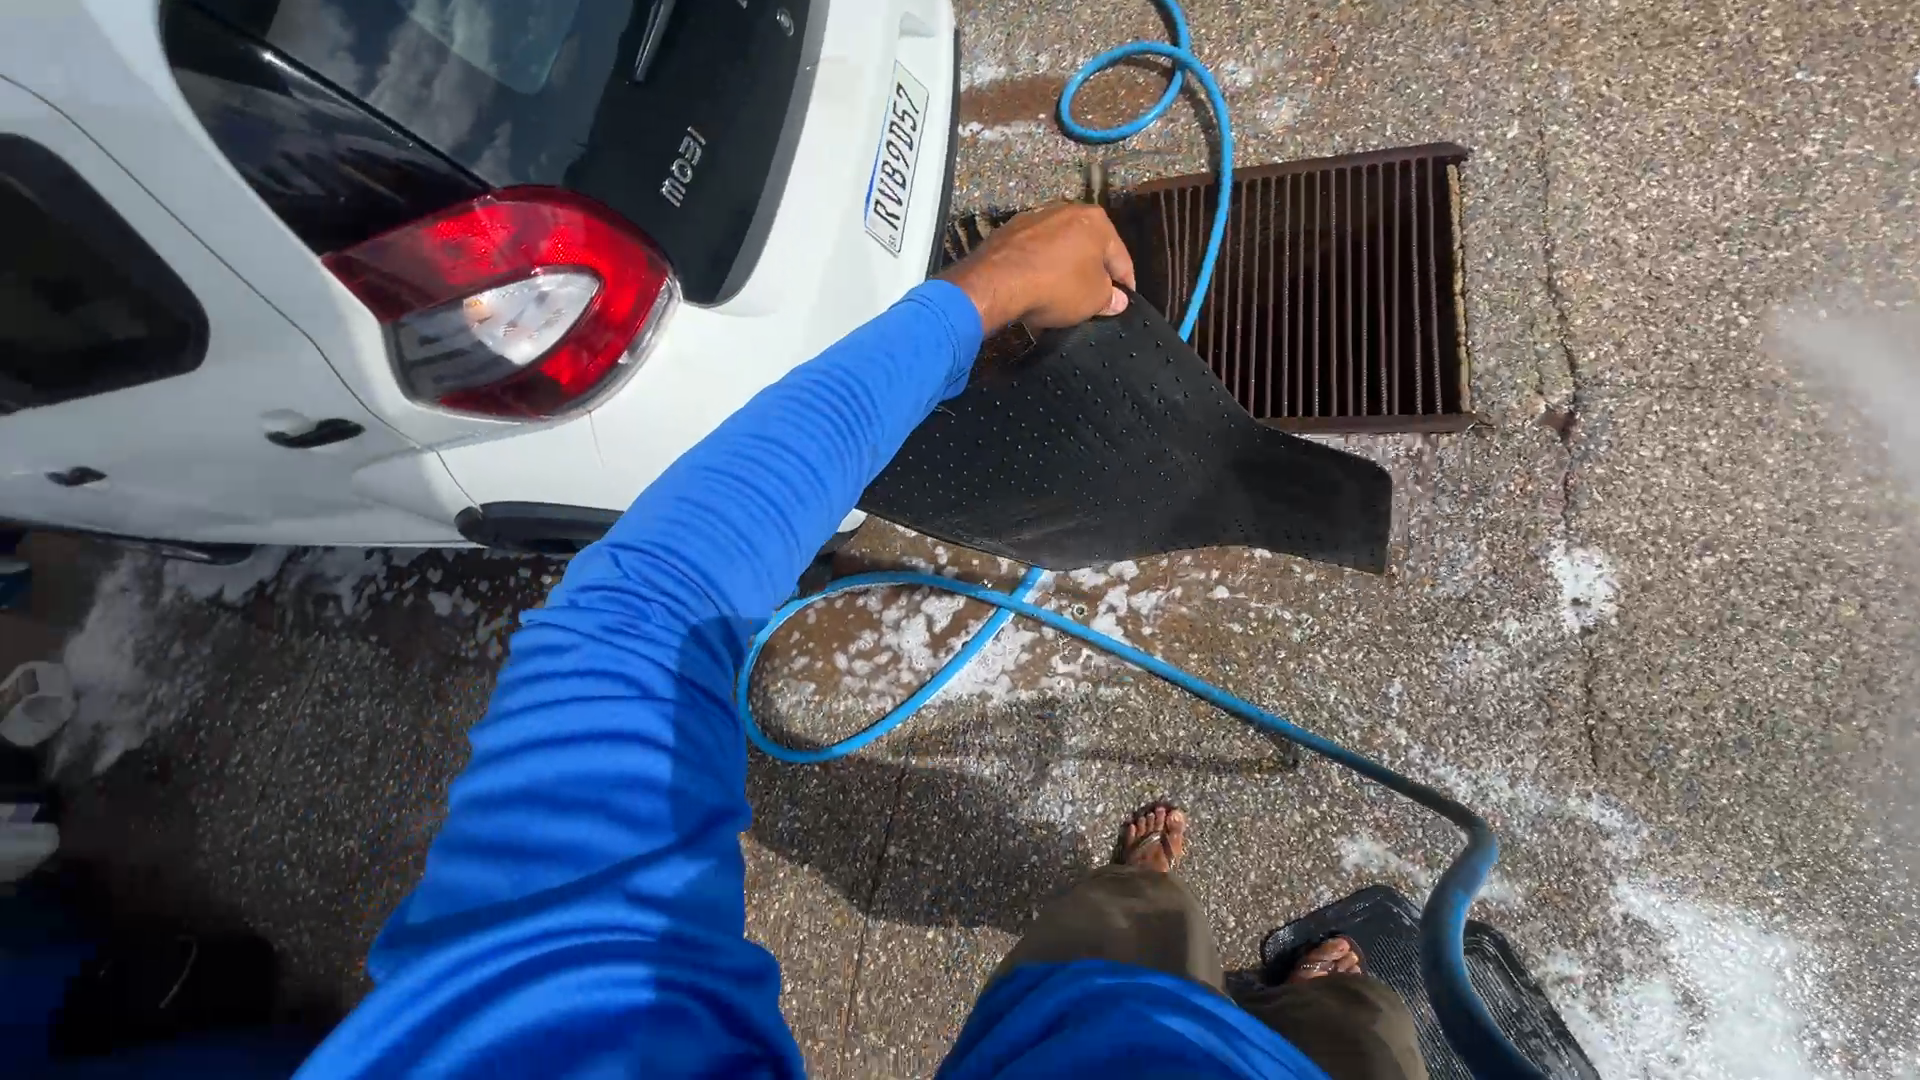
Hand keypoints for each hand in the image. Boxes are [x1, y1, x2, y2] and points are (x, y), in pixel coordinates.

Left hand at [938, 204, 1136, 331]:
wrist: (998, 281)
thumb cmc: (1058, 286)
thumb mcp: (1093, 299)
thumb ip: (1109, 297)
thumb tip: (1118, 300)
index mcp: (1096, 221)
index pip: (1120, 257)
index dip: (1126, 283)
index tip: (1125, 300)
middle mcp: (1066, 210)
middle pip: (1088, 249)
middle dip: (1092, 274)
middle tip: (1094, 301)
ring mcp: (1034, 219)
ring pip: (1059, 250)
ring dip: (1064, 272)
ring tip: (1063, 299)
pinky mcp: (1008, 233)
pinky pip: (1033, 256)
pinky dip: (1039, 271)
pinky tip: (1036, 291)